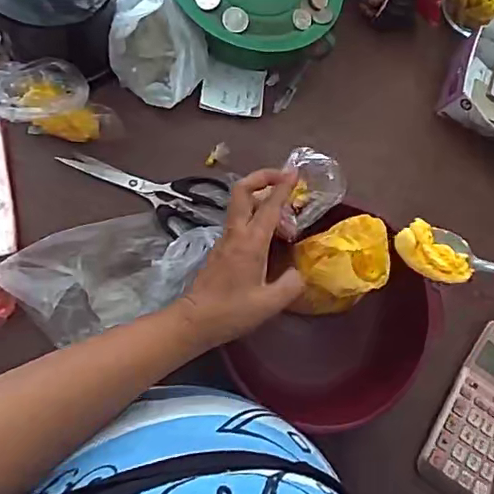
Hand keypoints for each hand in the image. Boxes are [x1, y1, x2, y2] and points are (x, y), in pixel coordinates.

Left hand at [175, 168, 305, 347]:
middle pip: (242, 191)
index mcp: (249, 243)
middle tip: (284, 179)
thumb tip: (298, 272)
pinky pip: (240, 222)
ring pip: (242, 206)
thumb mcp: (269, 304)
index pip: (268, 206)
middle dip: (262, 177)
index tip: (295, 173)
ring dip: (263, 202)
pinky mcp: (220, 249)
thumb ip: (291, 284)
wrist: (194, 320)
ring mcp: (225, 240)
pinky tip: (270, 237)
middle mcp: (235, 234)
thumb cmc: (231, 312)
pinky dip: (256, 218)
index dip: (283, 187)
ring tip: (286, 221)